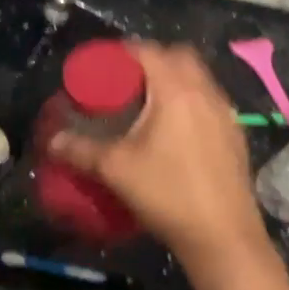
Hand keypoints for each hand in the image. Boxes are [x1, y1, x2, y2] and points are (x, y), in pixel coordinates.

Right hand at [47, 43, 264, 262]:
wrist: (223, 238)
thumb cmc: (167, 194)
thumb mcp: (115, 170)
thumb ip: (81, 151)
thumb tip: (52, 141)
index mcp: (176, 91)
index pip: (149, 51)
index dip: (125, 51)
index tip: (105, 63)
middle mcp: (205, 93)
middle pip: (180, 56)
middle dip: (153, 60)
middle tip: (127, 79)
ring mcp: (226, 114)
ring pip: (200, 79)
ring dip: (175, 80)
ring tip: (149, 104)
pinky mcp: (236, 136)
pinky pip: (210, 101)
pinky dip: (191, 101)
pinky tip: (175, 130)